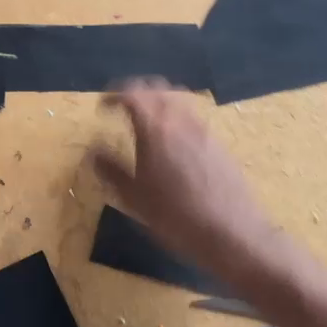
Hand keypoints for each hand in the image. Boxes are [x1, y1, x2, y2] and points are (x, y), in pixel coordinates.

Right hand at [89, 78, 282, 282]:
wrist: (234, 236)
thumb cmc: (176, 217)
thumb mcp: (134, 199)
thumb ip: (111, 171)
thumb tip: (93, 151)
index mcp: (154, 129)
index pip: (132, 94)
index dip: (114, 95)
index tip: (103, 108)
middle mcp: (180, 122)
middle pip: (157, 89)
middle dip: (137, 93)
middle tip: (124, 108)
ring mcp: (204, 132)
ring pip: (179, 100)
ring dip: (160, 102)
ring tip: (149, 121)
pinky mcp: (220, 145)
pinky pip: (194, 118)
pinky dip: (178, 118)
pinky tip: (175, 143)